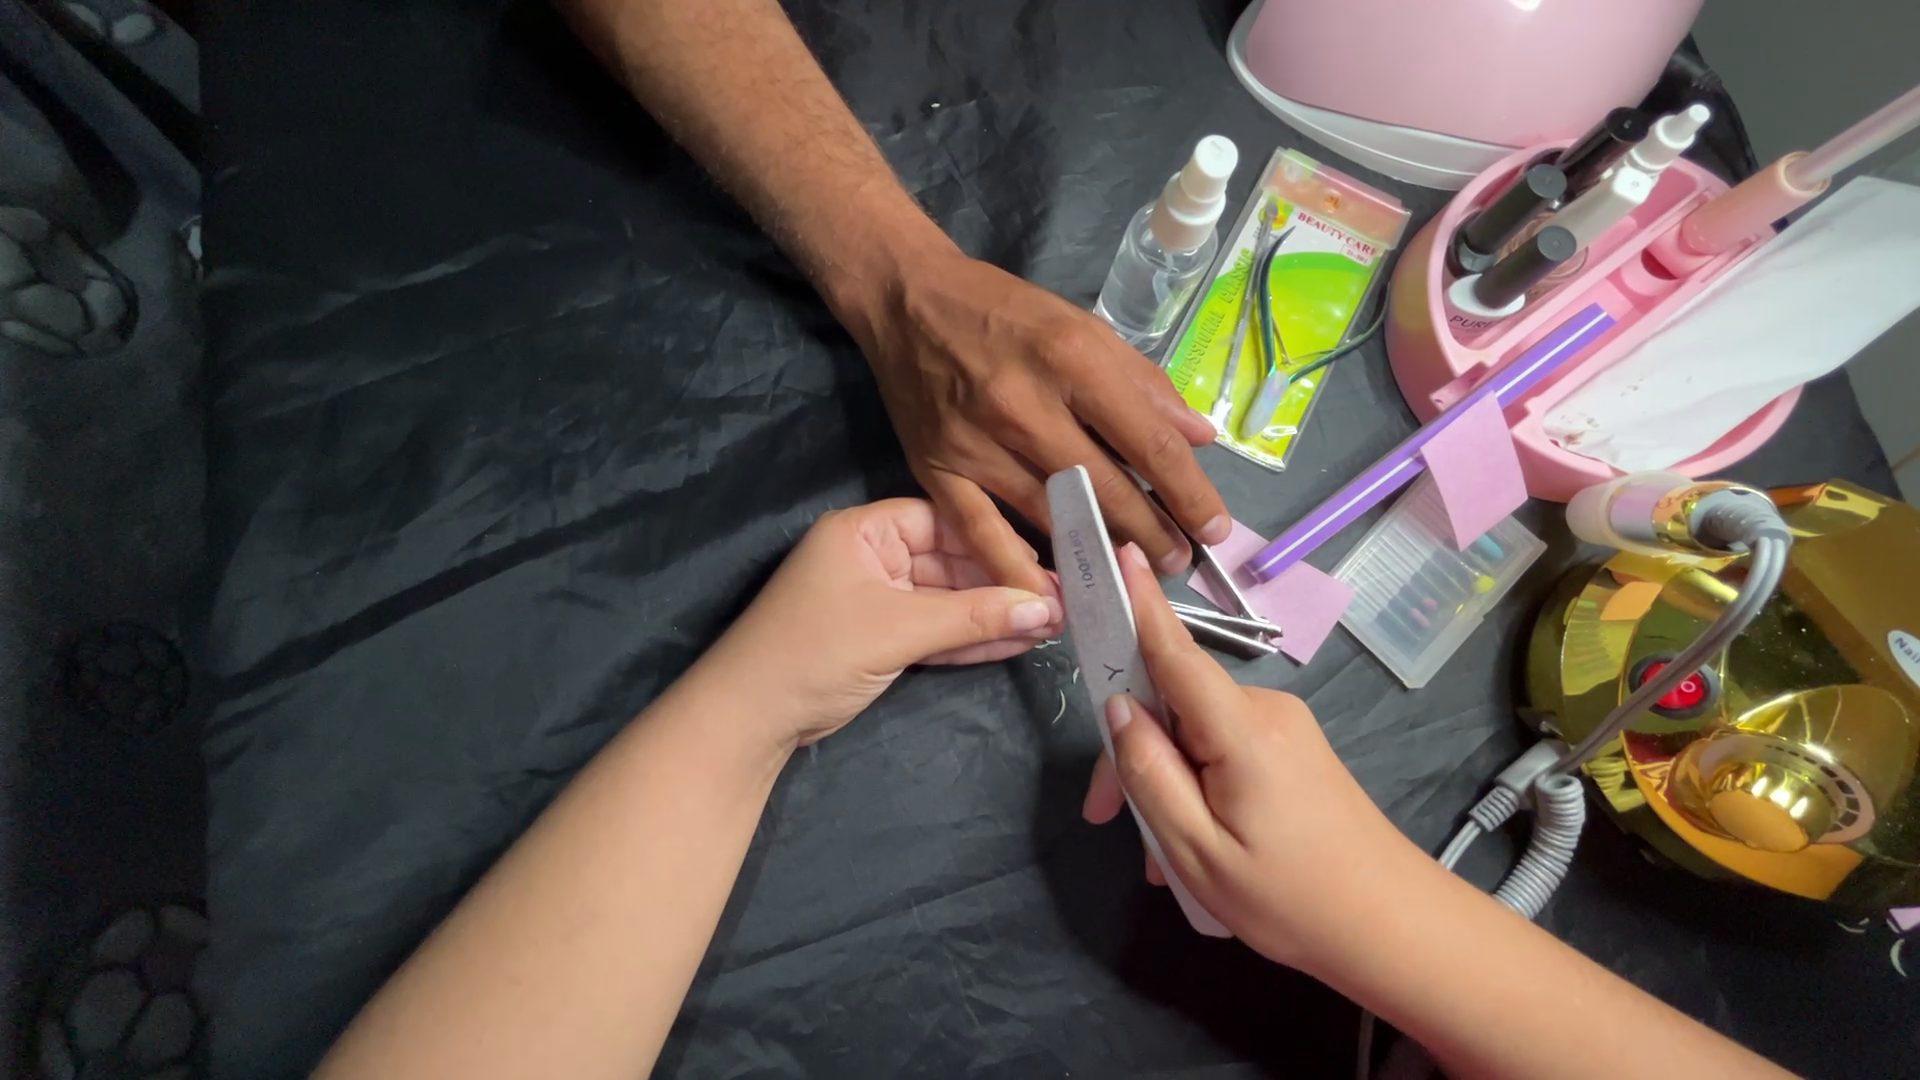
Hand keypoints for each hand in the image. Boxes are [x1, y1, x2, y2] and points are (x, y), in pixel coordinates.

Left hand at [698, 498, 1063, 750]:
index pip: (942, 520)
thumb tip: (1047, 608)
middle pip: (950, 564)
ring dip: (994, 616)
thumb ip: (972, 617)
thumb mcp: (896, 628)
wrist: (751, 719)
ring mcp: (879, 602)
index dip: (993, 540)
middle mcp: (873, 559)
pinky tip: (1019, 642)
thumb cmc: (815, 651)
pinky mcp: (884, 641)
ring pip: (948, 603)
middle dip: (1001, 586)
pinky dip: (971, 640)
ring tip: (1054, 624)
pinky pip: (936, 632)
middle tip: (1061, 600)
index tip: (1044, 560)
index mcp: (863, 532)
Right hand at [849, 247, 1229, 593]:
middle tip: (1178, 561)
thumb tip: (1196, 437)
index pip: (1149, 442)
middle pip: (1106, 489)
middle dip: (1152, 532)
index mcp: (1071, 360)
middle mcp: (1025, 406)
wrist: (908, 300)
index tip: (1213, 527)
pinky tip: (1048, 595)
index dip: (1189, 493)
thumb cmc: (1002, 309)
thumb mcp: (1081, 324)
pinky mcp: (938, 470)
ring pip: (1052, 515)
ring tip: (1133, 572)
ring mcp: (976, 444)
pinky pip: (981, 532)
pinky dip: (1015, 568)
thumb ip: (1141, 383)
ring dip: (1100, 550)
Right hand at [1080, 545, 1424, 971]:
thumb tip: (1119, 708)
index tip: (1120, 550)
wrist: (1399, 932)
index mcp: (1241, 729)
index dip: (1142, 602)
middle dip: (1132, 752)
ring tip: (1162, 854)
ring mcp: (1280, 724)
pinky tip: (1191, 837)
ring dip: (1163, 779)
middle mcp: (1263, 709)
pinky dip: (1193, 782)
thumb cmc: (1294, 900)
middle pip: (1171, 704)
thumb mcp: (1198, 851)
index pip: (1177, 651)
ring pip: (1190, 732)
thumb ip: (1149, 772)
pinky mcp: (1287, 744)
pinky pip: (1217, 747)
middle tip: (1108, 819)